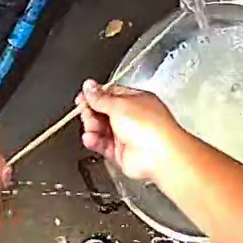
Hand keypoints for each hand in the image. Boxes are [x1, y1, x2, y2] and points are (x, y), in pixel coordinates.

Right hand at [76, 80, 192, 183]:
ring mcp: (127, 135)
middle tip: (85, 112)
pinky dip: (94, 141)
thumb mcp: (119, 105)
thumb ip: (100, 97)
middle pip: (103, 111)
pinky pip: (103, 145)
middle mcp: (132, 117)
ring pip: (101, 129)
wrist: (160, 156)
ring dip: (92, 127)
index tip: (82, 98)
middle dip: (91, 111)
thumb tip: (89, 86)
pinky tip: (90, 139)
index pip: (110, 94)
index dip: (94, 95)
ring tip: (91, 128)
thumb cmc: (150, 127)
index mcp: (135, 100)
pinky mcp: (121, 153)